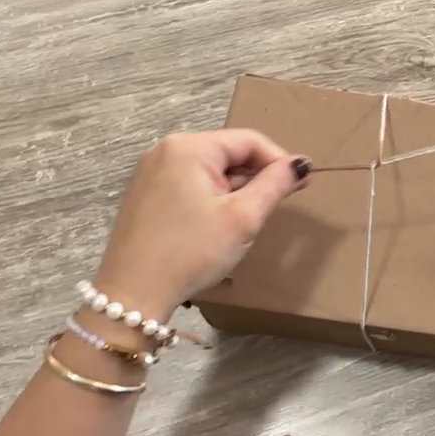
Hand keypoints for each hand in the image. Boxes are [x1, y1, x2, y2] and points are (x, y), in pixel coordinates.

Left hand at [93, 130, 309, 315]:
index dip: (279, 160)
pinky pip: (190, 183)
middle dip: (256, 176)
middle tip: (279, 203)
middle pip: (228, 152)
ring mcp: (151, 172)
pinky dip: (212, 196)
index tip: (302, 185)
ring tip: (250, 218)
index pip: (249, 141)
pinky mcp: (145, 194)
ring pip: (210, 170)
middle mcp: (166, 150)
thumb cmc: (191, 252)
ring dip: (235, 189)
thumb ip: (275, 184)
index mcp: (189, 147)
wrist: (132, 294)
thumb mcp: (243, 218)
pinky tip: (219, 223)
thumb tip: (301, 163)